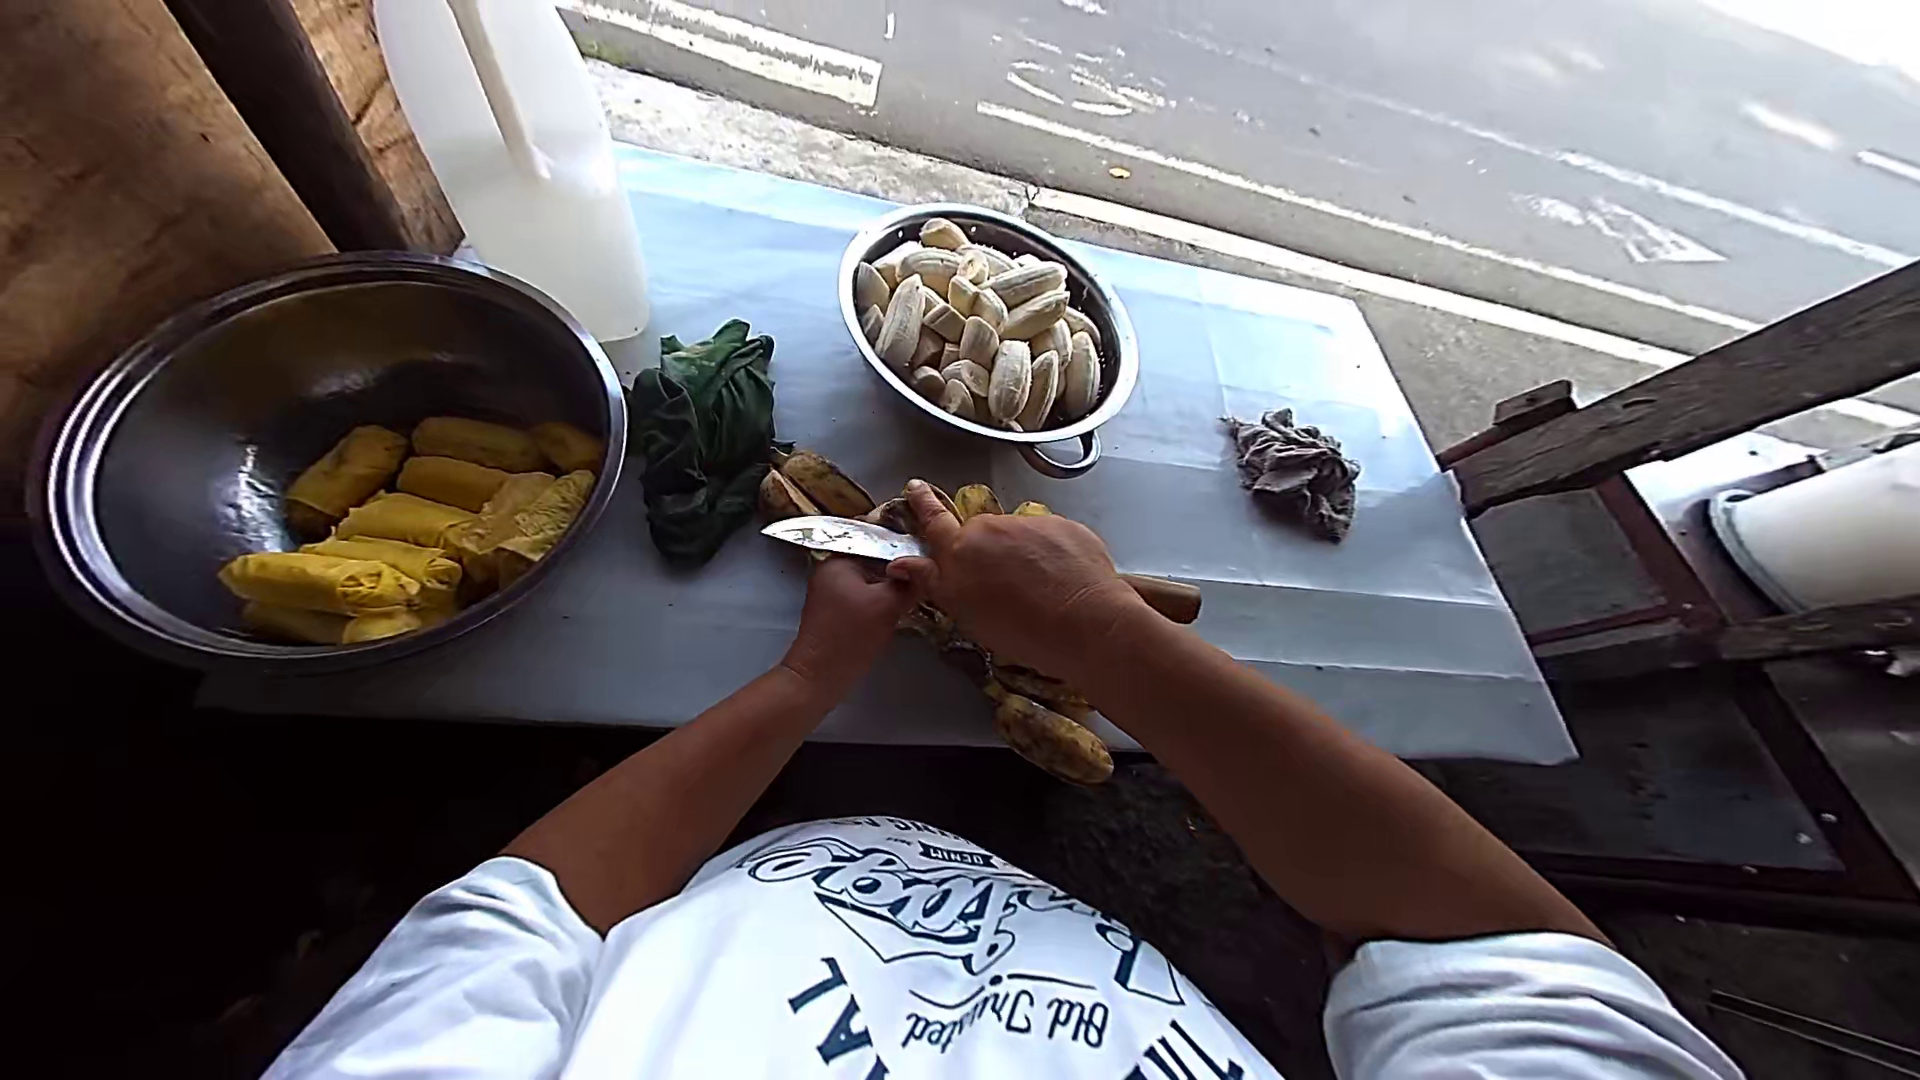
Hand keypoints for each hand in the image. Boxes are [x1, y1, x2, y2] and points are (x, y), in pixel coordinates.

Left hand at [781, 555, 919, 699]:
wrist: (820, 676)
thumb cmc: (850, 635)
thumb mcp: (888, 604)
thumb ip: (909, 583)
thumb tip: (926, 570)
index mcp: (838, 561)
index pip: (879, 545)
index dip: (905, 555)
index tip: (925, 564)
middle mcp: (832, 572)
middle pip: (876, 564)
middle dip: (898, 575)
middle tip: (922, 583)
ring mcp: (832, 593)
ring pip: (872, 583)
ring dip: (890, 592)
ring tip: (911, 598)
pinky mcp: (836, 613)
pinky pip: (865, 599)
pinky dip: (880, 605)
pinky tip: (894, 613)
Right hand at [886, 479, 1147, 679]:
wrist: (1085, 623)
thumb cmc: (1021, 630)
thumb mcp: (966, 613)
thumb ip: (934, 582)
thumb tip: (903, 564)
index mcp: (960, 551)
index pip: (934, 520)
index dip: (922, 503)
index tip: (916, 486)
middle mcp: (991, 528)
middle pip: (981, 533)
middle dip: (987, 551)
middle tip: (1002, 583)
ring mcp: (1029, 524)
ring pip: (1017, 535)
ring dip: (1021, 553)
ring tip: (1038, 588)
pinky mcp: (1063, 525)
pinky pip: (1050, 536)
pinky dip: (1052, 554)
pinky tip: (1062, 580)